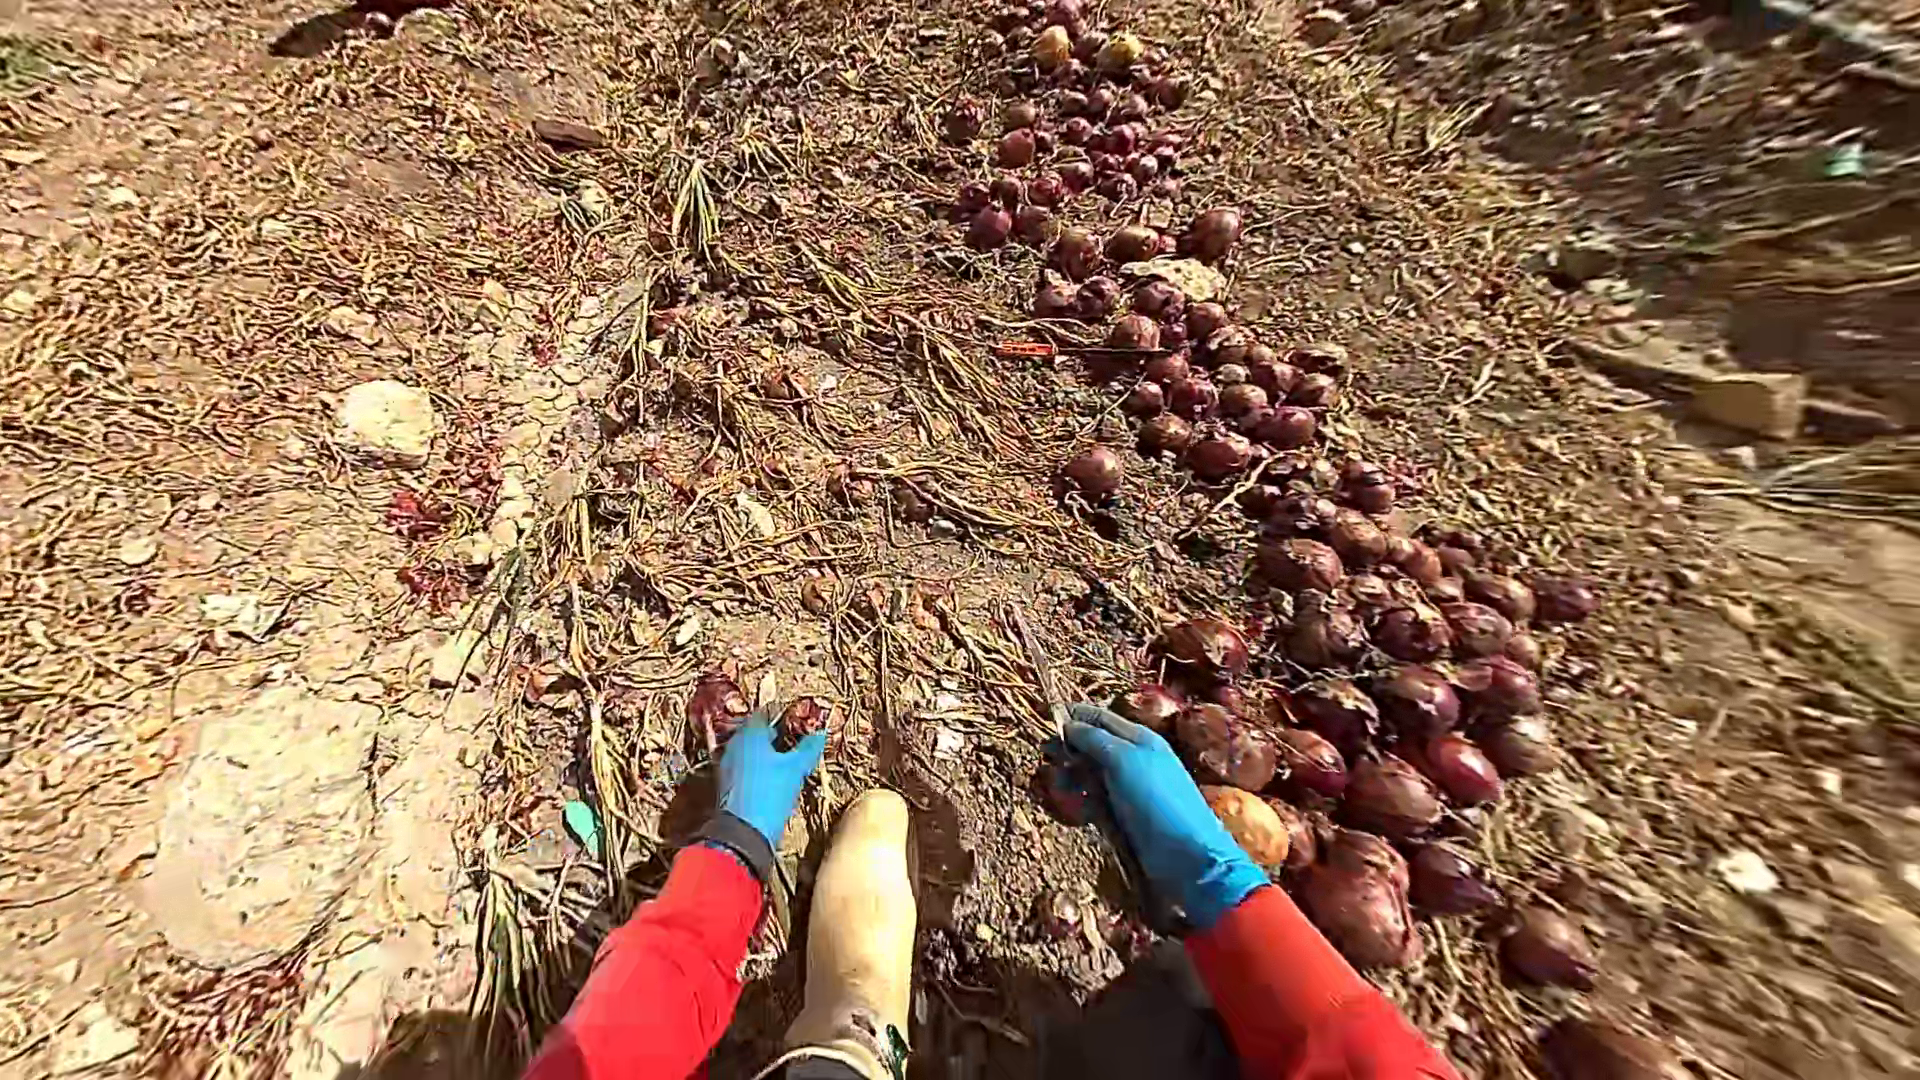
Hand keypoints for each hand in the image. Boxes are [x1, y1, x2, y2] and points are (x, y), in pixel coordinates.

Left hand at [716, 713, 827, 847]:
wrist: (743, 835)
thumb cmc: (770, 792)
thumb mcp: (795, 768)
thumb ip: (808, 747)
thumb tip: (821, 732)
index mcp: (749, 734)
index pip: (765, 713)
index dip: (783, 714)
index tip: (799, 720)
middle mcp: (734, 746)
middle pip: (756, 732)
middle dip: (777, 735)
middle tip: (798, 739)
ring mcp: (727, 766)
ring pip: (751, 751)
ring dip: (768, 753)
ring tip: (790, 760)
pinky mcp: (726, 785)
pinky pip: (746, 767)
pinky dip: (760, 767)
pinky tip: (776, 778)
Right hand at [1063, 703, 1267, 929]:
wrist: (1188, 859)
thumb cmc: (1156, 801)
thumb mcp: (1123, 760)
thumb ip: (1093, 738)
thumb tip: (1067, 722)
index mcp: (1136, 738)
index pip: (1098, 716)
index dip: (1073, 715)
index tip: (1046, 720)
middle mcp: (1131, 758)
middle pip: (1090, 743)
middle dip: (1067, 748)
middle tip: (1046, 758)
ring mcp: (1127, 787)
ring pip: (1088, 772)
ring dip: (1071, 776)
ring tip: (1058, 787)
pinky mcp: (1122, 814)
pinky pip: (1094, 798)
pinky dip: (1082, 800)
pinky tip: (1075, 808)